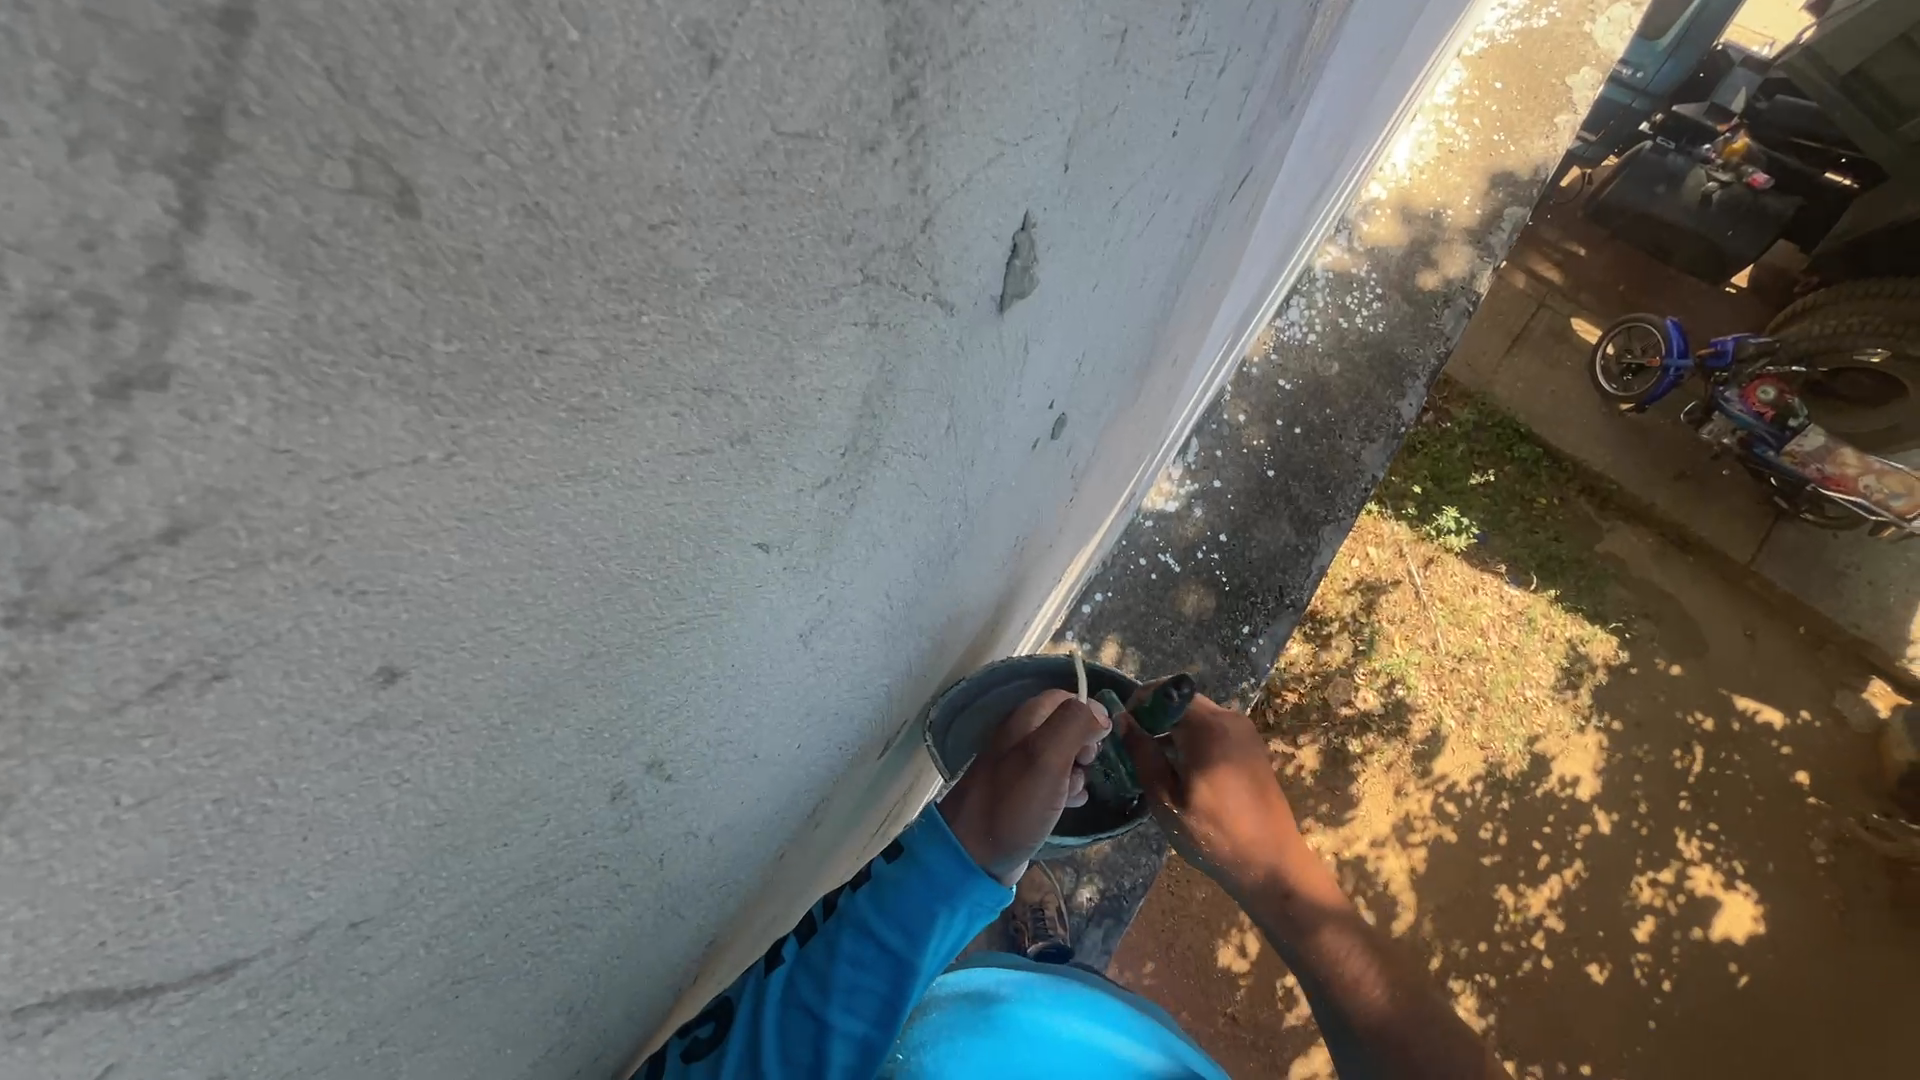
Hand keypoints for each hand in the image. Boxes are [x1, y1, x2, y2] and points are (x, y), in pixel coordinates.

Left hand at [937, 689, 1110, 884]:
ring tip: (1073, 793)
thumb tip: (1100, 711)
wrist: (974, 854)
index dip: (1088, 714)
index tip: (1099, 740)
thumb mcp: (1046, 756)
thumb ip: (1073, 724)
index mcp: (1024, 719)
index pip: (1066, 698)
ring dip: (1079, 774)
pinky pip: (1056, 784)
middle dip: (1086, 747)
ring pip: (1065, 758)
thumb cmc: (1013, 802)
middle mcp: (1022, 737)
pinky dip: (1069, 792)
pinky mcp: (1025, 795)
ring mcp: (1022, 767)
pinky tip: (1070, 806)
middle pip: (1068, 727)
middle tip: (1084, 766)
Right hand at [1120, 694, 1302, 898]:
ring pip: (1197, 715)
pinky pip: (1214, 729)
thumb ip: (1142, 753)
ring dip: (1173, 729)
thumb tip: (1122, 720)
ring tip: (1157, 762)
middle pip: (1181, 702)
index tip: (1124, 731)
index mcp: (1208, 727)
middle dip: (1155, 718)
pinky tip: (1184, 770)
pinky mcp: (1252, 746)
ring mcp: (1245, 731)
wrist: (1272, 864)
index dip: (1139, 705)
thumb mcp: (1165, 798)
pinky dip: (1193, 739)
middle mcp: (1229, 719)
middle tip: (1137, 749)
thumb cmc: (1213, 835)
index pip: (1164, 692)